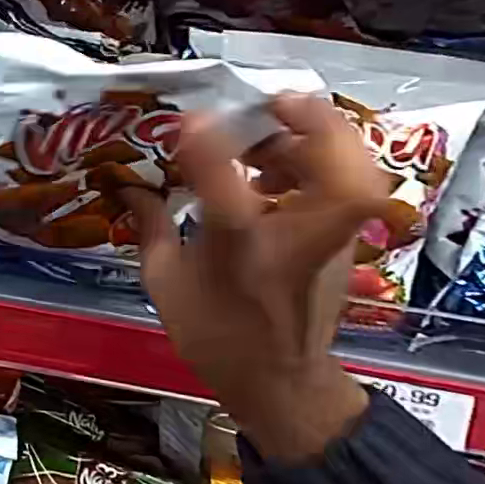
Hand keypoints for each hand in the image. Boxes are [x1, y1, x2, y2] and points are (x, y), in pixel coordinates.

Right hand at [127, 93, 383, 461]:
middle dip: (320, 129)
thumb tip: (130, 187)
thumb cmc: (217, 336)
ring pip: (354, 180)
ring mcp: (328, 245)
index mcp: (240, 261)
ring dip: (319, 138)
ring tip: (275, 121)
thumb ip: (152, 228)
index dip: (211, 152)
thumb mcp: (166, 284)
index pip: (231, 200)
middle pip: (341, 185)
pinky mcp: (342, 244)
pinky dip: (319, 160)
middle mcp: (294, 247)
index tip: (190, 118)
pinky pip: (344, 188)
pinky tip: (279, 161)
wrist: (281, 384)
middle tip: (279, 99)